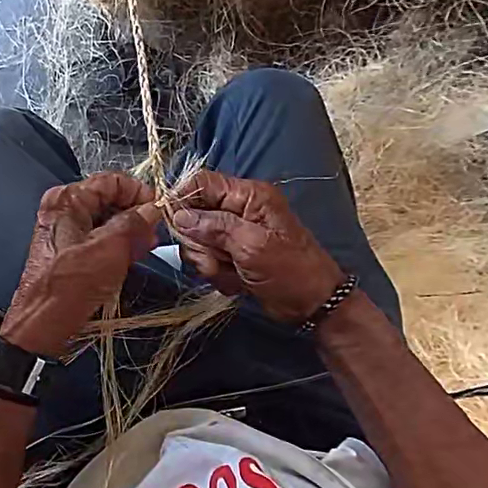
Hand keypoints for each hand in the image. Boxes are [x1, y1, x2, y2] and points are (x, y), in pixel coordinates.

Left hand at [1, 173, 164, 354]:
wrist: (41, 325)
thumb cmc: (65, 289)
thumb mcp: (110, 250)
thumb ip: (134, 223)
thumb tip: (151, 209)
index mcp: (67, 201)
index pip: (112, 180)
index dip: (140, 192)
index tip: (158, 209)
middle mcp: (62, 211)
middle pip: (110, 199)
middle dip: (136, 215)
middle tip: (153, 233)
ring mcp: (64, 232)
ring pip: (107, 220)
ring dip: (129, 232)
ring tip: (144, 248)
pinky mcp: (69, 252)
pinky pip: (99, 239)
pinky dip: (117, 245)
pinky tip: (129, 258)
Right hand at [170, 170, 344, 323]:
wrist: (312, 305)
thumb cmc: (292, 271)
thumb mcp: (252, 245)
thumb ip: (214, 226)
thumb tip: (179, 215)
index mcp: (248, 196)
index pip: (201, 182)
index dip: (182, 199)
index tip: (175, 224)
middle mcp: (238, 209)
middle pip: (193, 214)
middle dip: (199, 242)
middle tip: (218, 258)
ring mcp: (233, 233)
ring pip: (196, 240)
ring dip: (207, 261)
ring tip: (230, 271)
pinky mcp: (230, 254)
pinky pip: (205, 259)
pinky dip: (216, 273)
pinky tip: (235, 280)